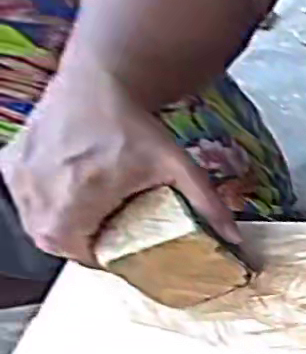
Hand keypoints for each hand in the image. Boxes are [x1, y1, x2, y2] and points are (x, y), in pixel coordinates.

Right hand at [0, 64, 239, 267]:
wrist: (97, 91)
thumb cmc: (138, 131)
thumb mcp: (186, 171)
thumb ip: (211, 206)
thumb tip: (236, 238)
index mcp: (83, 188)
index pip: (68, 241)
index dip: (93, 258)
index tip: (122, 261)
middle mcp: (41, 181)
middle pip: (45, 236)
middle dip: (80, 250)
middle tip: (114, 251)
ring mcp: (19, 170)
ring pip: (31, 220)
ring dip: (63, 233)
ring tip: (100, 234)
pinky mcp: (11, 161)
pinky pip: (23, 200)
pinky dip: (47, 212)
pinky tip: (79, 210)